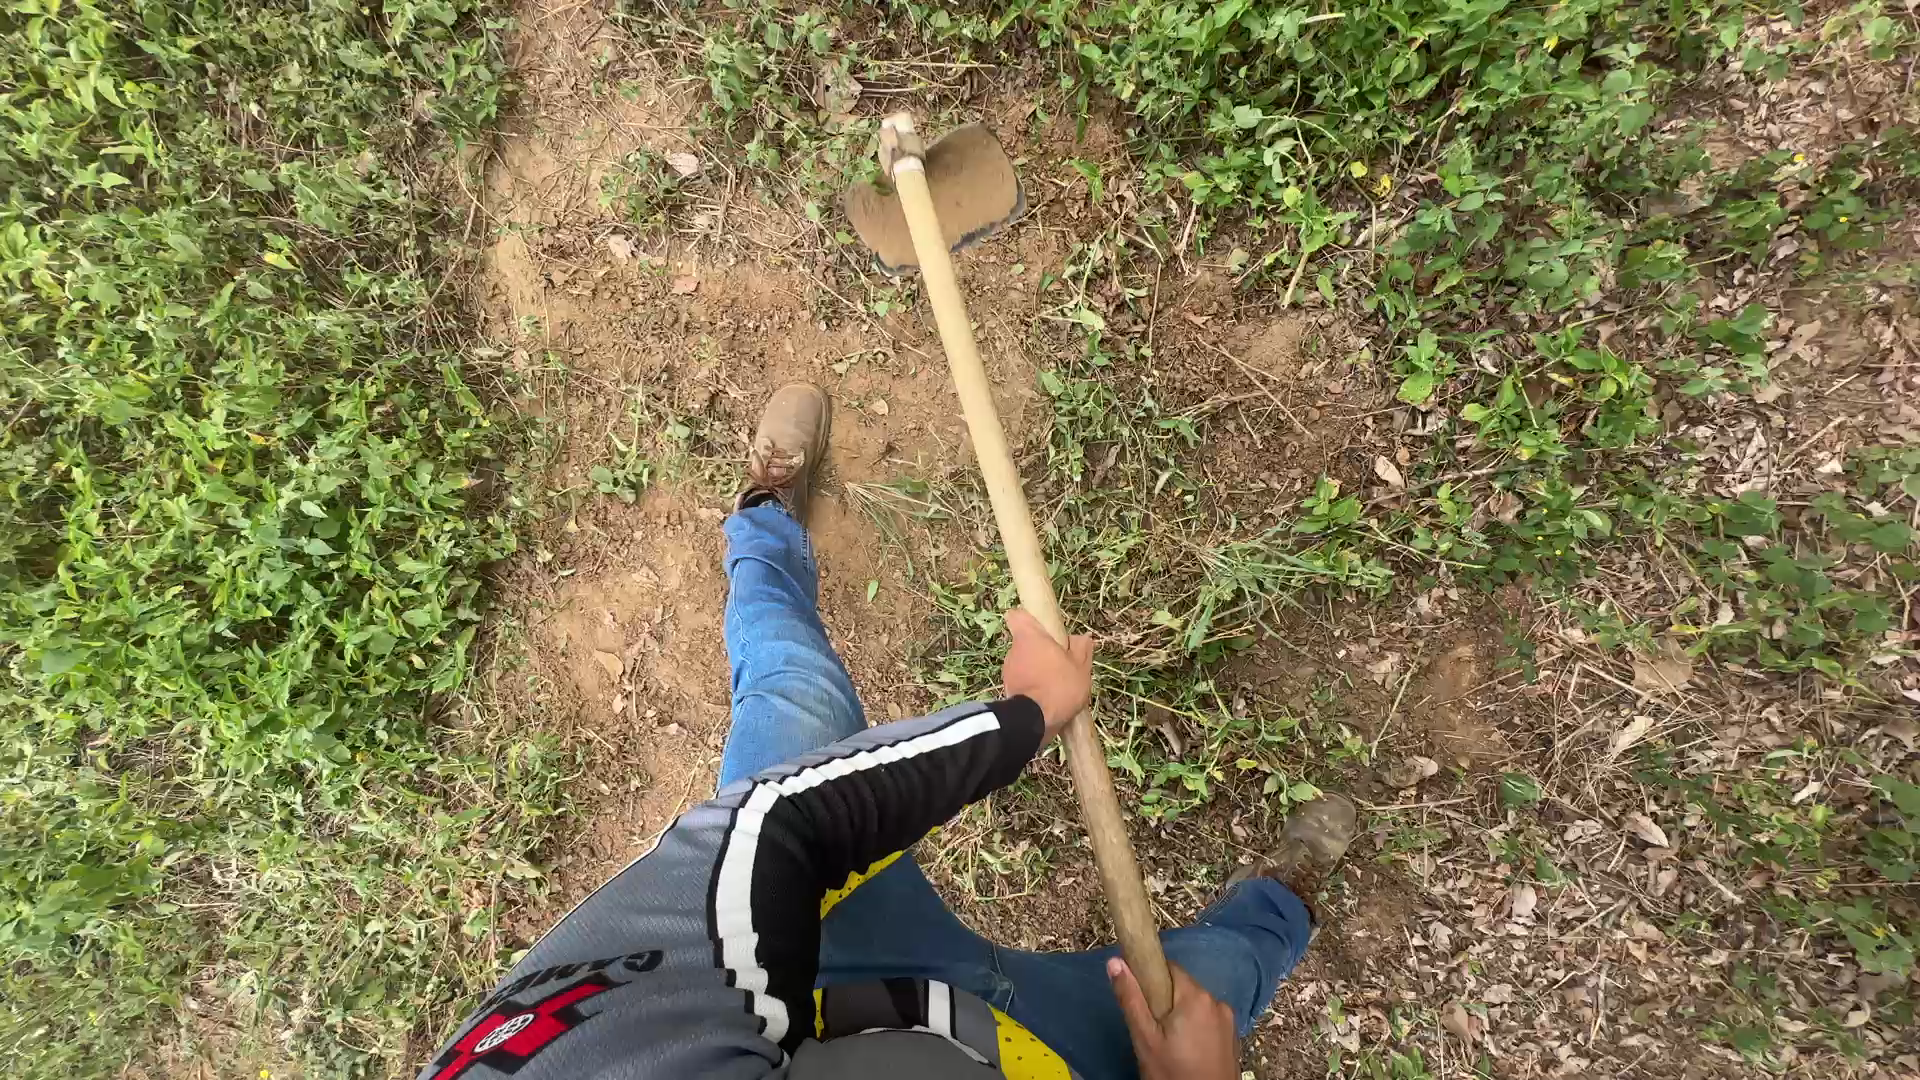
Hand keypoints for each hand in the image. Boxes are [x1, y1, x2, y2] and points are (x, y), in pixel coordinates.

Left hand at [999, 608, 1092, 739]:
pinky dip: (1032, 685)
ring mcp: (1008, 671)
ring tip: (1056, 684)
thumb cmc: (1059, 686)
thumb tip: (1082, 638)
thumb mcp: (1080, 667)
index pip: (1017, 616)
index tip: (1044, 629)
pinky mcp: (1007, 689)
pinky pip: (1022, 680)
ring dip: (1037, 669)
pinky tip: (1047, 698)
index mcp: (1029, 637)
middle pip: (1026, 642)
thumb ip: (1082, 649)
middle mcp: (1014, 650)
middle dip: (1040, 650)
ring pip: (1024, 662)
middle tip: (1060, 663)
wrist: (1034, 722)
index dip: (1029, 619)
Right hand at [1107, 958, 1237, 1079]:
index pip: (1168, 968)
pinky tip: (1188, 1053)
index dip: (1151, 981)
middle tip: (1153, 1031)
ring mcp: (1229, 1022)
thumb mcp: (1145, 1039)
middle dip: (1165, 1003)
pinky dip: (1196, 1030)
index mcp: (1196, 996)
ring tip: (1169, 1045)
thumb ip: (1130, 998)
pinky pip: (1208, 1022)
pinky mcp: (1234, 1039)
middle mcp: (1217, 1002)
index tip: (1143, 1003)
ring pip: (1194, 1006)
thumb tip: (1114, 961)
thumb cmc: (1174, 1074)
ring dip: (1180, 1017)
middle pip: (1181, 987)